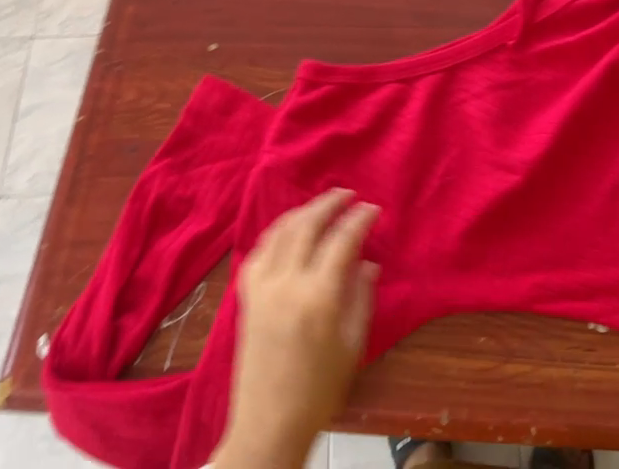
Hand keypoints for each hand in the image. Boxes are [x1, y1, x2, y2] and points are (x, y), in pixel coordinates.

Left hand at [214, 190, 380, 468]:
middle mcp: (286, 283)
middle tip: (348, 194)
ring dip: (302, 212)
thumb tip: (367, 262)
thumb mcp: (353, 345)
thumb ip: (361, 297)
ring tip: (321, 206)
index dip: (359, 219)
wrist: (269, 423)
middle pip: (306, 225)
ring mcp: (261, 287)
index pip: (341, 241)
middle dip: (328, 203)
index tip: (373, 208)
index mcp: (318, 297)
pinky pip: (260, 251)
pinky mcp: (245, 296)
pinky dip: (277, 233)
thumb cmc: (320, 390)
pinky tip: (289, 232)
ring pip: (279, 232)